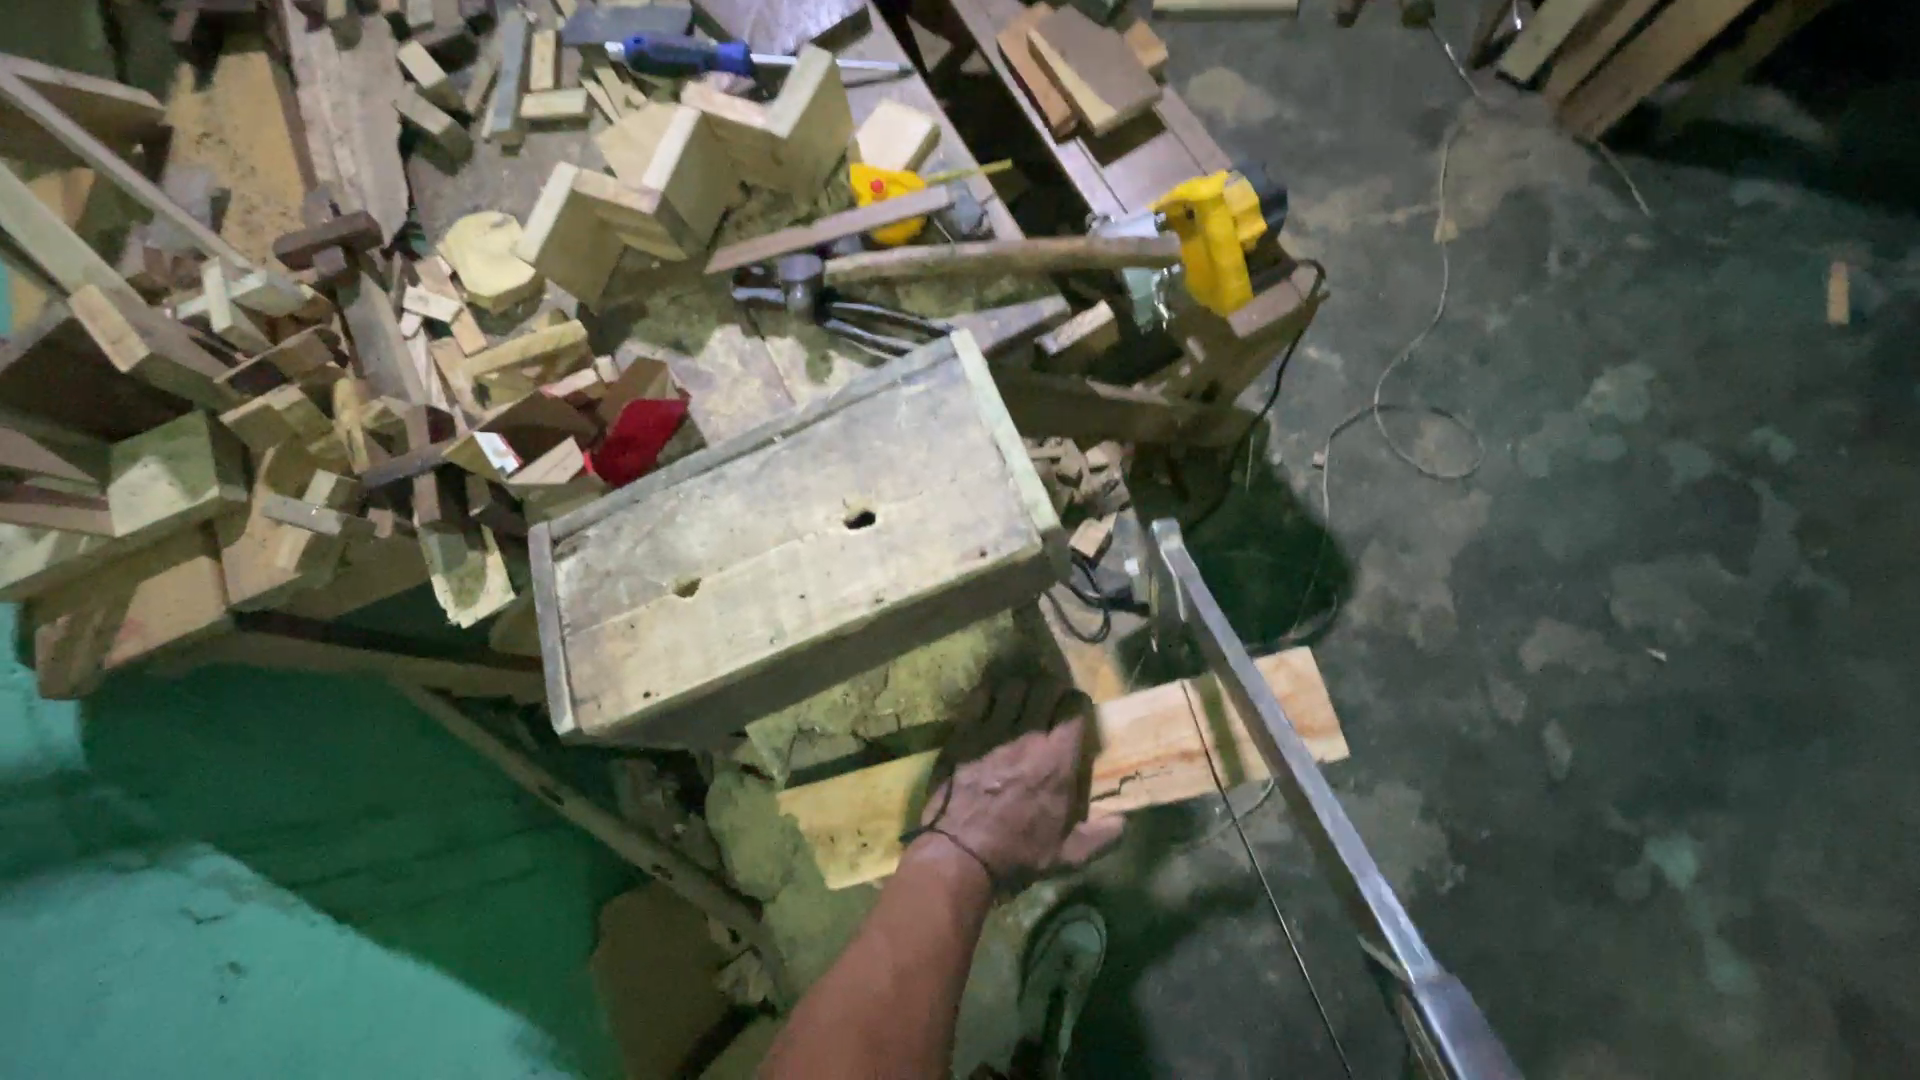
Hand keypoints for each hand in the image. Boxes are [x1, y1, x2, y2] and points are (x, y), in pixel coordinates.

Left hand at [915, 677, 1123, 889]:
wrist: (960, 855)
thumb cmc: (1016, 854)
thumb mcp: (1067, 855)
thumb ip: (1101, 836)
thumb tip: (1124, 821)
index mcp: (1057, 762)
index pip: (1074, 707)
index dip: (1077, 705)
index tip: (1073, 713)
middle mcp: (1028, 738)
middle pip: (1045, 688)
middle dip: (1051, 689)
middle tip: (1048, 701)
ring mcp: (993, 732)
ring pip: (1013, 686)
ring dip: (1021, 688)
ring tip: (1020, 699)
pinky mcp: (965, 733)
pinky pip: (981, 696)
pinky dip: (990, 692)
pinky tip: (992, 700)